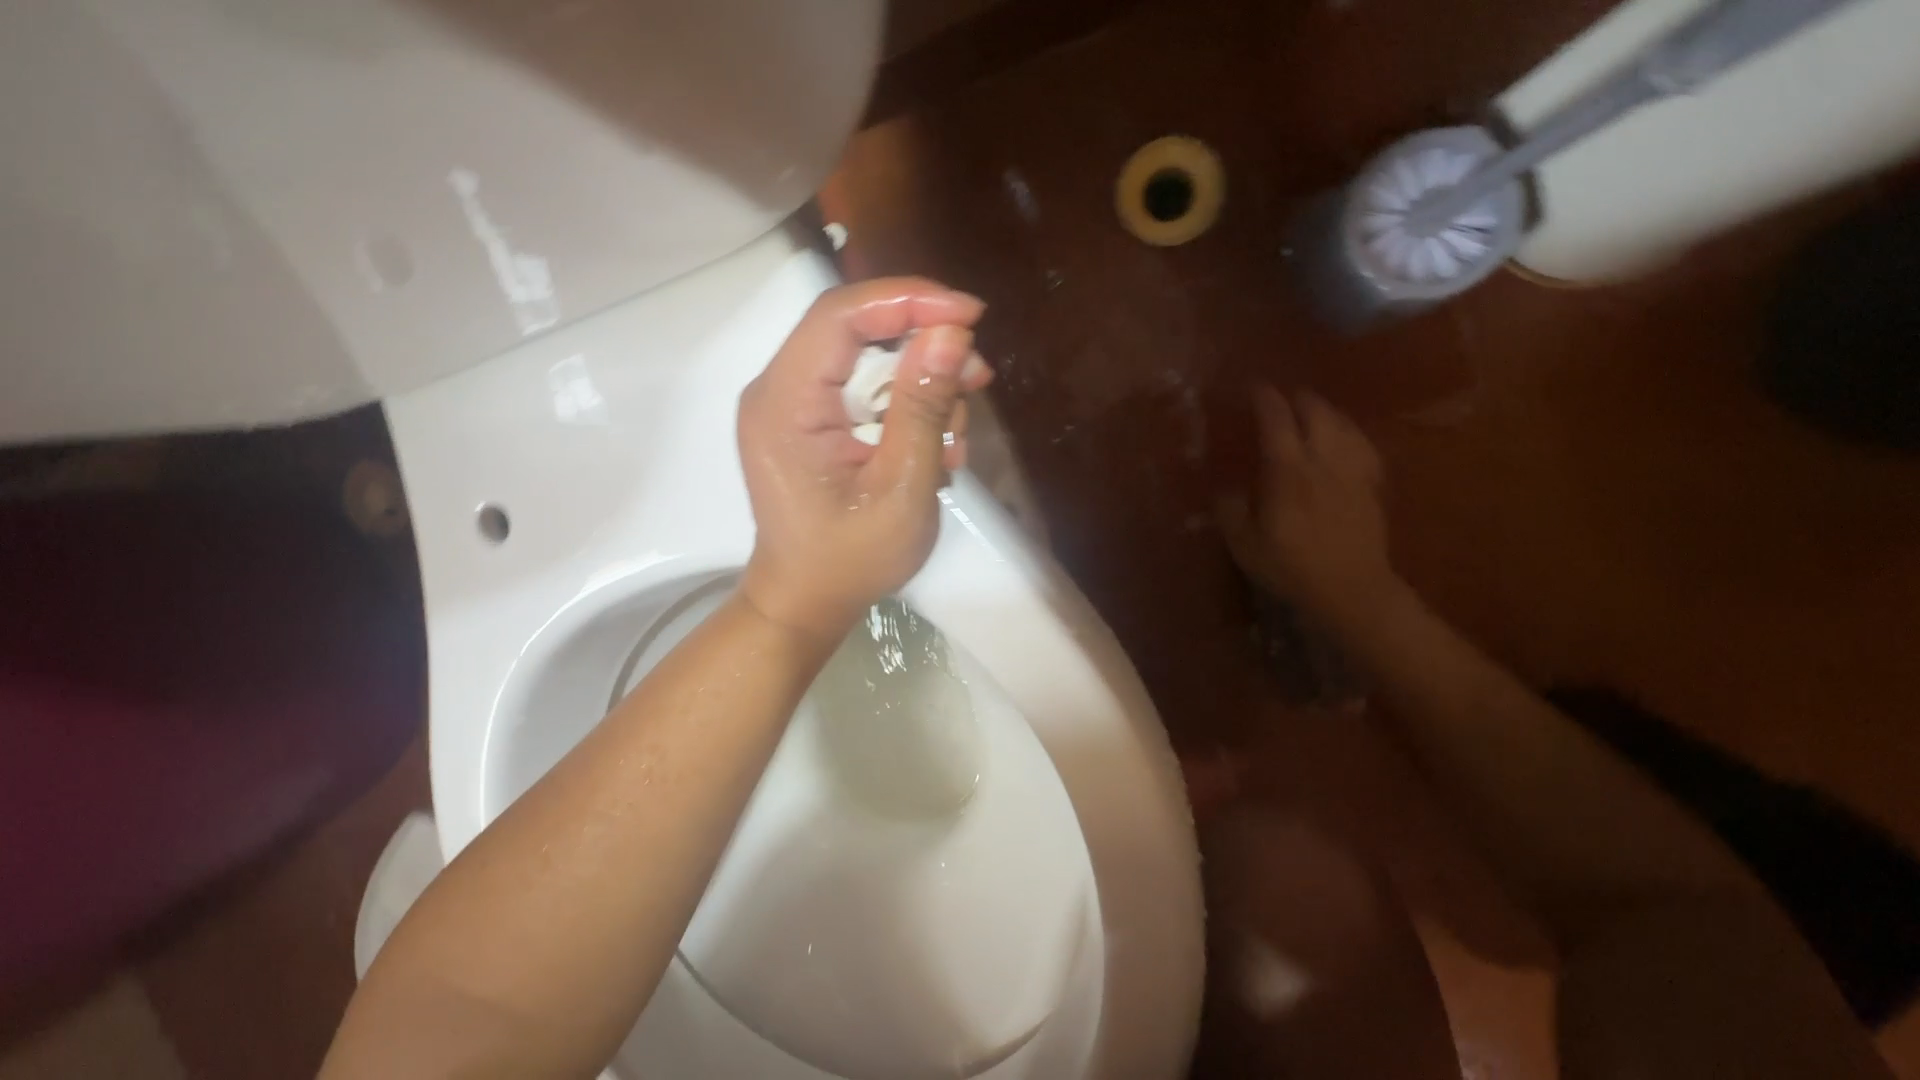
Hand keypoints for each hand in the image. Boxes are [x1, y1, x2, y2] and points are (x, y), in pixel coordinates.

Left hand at [738, 278, 991, 639]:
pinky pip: (860, 388)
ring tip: (955, 435)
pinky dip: (903, 405)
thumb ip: (923, 406)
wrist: (806, 603)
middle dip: (922, 344)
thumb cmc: (851, 559)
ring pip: (864, 358)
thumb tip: (950, 332)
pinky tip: (934, 446)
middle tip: (977, 376)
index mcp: (786, 403)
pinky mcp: (807, 421)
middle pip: (854, 329)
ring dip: (920, 382)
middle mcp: (778, 390)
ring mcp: (790, 405)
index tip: (970, 315)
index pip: (841, 315)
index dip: (908, 299)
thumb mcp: (902, 488)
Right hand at [1218, 387, 1402, 630]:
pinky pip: (1364, 445)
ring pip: (1343, 424)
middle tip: (1282, 398)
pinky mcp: (1372, 486)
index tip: (1253, 387)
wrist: (1352, 591)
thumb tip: (1223, 486)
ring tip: (1311, 412)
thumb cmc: (1292, 568)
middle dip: (1298, 398)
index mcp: (1288, 472)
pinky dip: (1350, 433)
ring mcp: (1353, 471)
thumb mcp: (1246, 545)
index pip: (1277, 420)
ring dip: (1325, 411)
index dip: (1264, 398)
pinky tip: (1344, 439)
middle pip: (1317, 412)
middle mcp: (1324, 461)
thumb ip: (1231, 509)